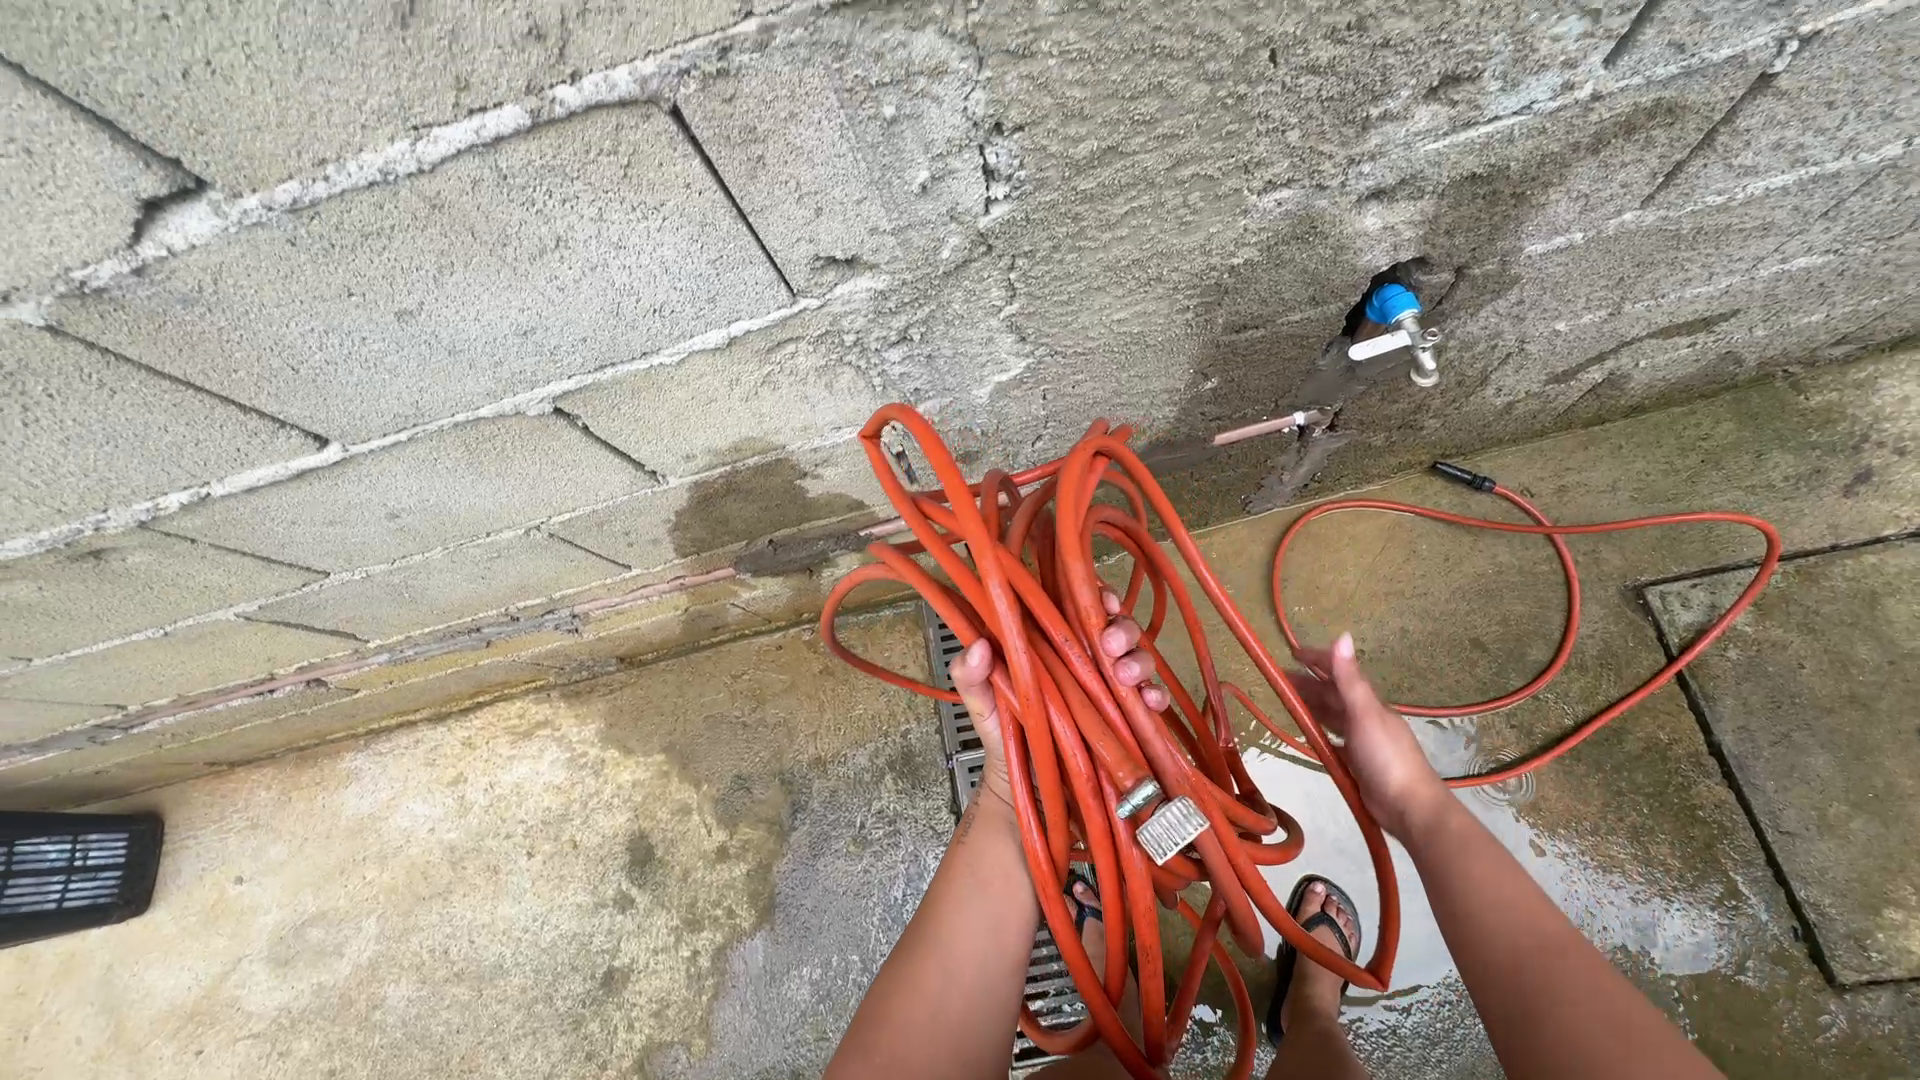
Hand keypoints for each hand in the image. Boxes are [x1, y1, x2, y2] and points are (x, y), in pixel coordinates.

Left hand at [950, 588, 1167, 811]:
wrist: (1024, 785)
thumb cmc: (1002, 732)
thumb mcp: (980, 702)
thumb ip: (970, 674)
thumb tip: (979, 647)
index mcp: (1051, 641)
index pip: (1080, 605)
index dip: (1097, 595)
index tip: (1103, 600)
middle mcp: (1084, 658)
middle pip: (1116, 626)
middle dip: (1121, 628)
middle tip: (1109, 645)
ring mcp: (1107, 686)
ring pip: (1137, 658)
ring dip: (1138, 661)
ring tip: (1124, 676)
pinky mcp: (1124, 717)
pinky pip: (1149, 700)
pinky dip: (1155, 696)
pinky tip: (1150, 702)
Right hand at [1289, 633, 1450, 837]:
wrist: (1408, 806)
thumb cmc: (1386, 756)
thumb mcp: (1365, 713)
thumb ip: (1349, 678)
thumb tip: (1342, 636)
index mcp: (1368, 702)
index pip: (1340, 672)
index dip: (1318, 660)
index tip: (1292, 653)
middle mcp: (1364, 716)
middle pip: (1332, 693)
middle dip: (1307, 682)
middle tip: (1278, 677)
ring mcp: (1360, 739)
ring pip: (1330, 715)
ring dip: (1310, 704)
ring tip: (1286, 699)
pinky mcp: (1355, 761)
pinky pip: (1331, 738)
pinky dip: (1317, 730)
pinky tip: (1306, 732)